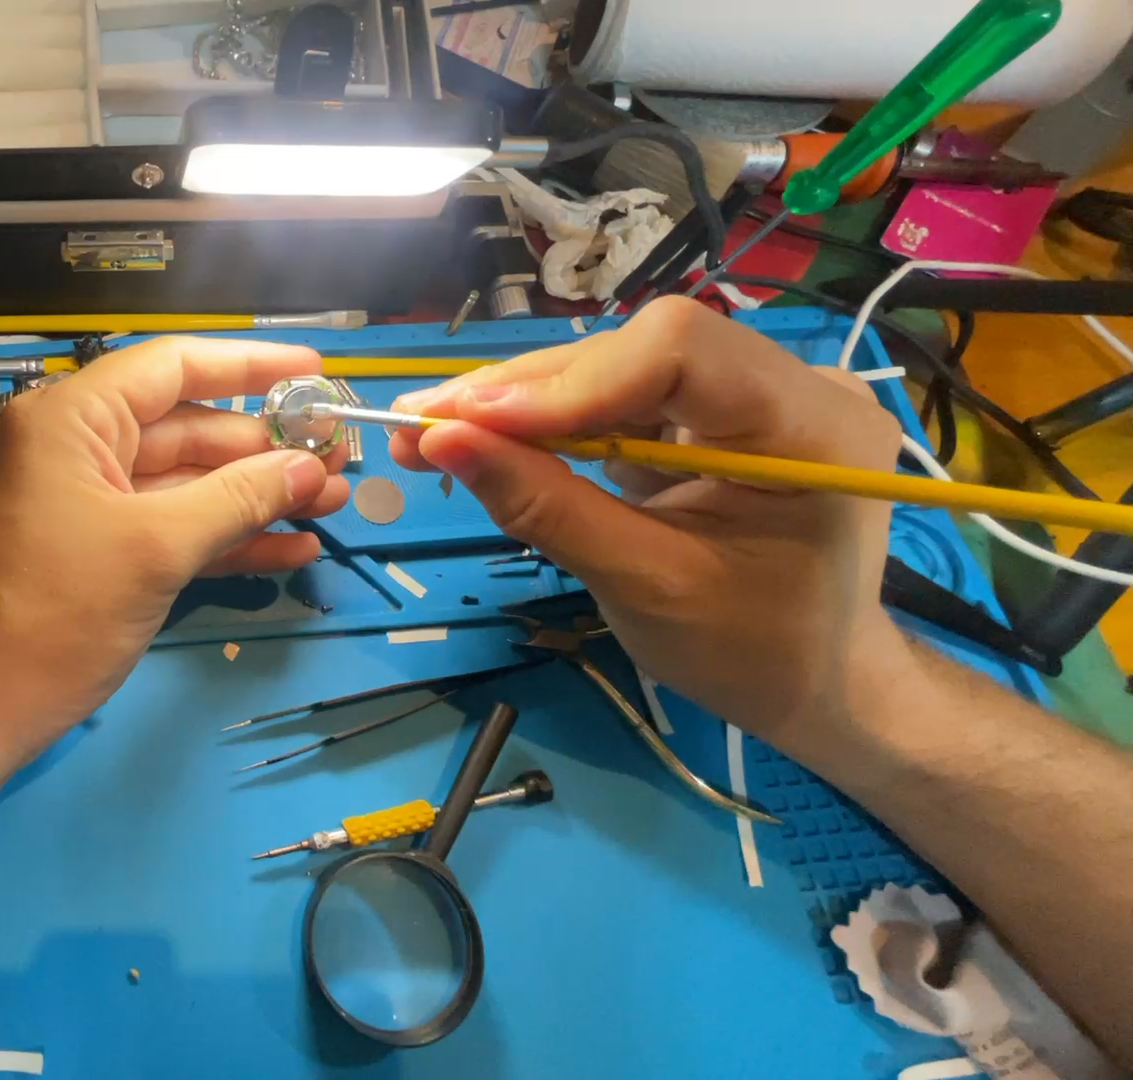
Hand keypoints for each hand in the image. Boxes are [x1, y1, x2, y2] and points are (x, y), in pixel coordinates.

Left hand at [0, 337, 349, 760]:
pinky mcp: (103, 553)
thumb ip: (237, 498)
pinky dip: (226, 539)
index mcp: (73, 420)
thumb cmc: (53, 615)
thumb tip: (309, 466)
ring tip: (331, 503)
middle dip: (264, 449)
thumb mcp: (154, 548)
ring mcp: (91, 504)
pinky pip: (174, 530)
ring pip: (188, 485)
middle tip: (337, 460)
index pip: (173, 368)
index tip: (314, 368)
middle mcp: (80, 449)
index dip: (249, 365)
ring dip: (255, 497)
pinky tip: (292, 548)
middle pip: (188, 429)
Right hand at [387, 298, 905, 750]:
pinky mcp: (701, 416)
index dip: (564, 384)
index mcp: (809, 428)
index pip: (678, 352)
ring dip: (510, 405)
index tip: (467, 424)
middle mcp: (786, 387)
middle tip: (414, 423)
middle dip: (514, 394)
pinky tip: (478, 438)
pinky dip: (535, 425)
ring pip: (605, 372)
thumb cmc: (744, 649)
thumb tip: (439, 442)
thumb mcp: (638, 584)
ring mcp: (742, 397)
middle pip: (627, 355)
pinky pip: (606, 401)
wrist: (810, 679)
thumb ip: (542, 508)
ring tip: (426, 431)